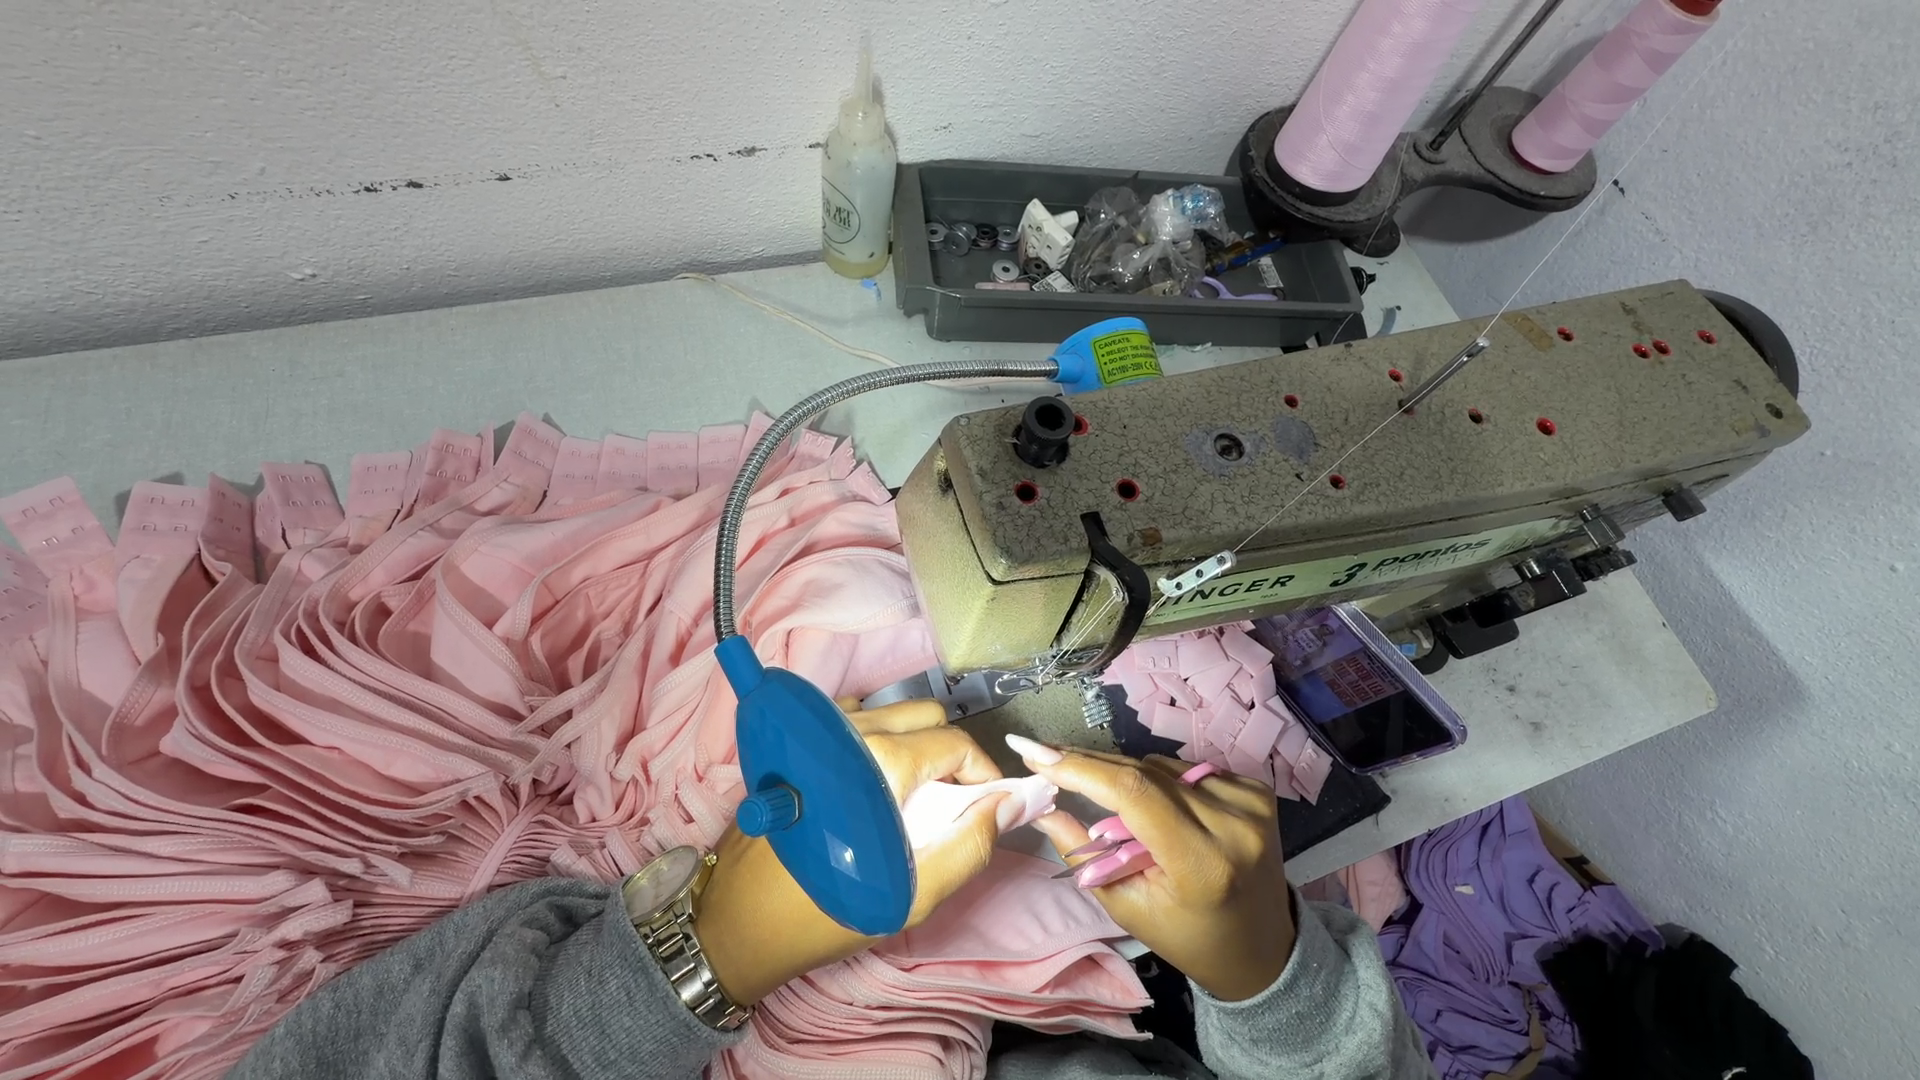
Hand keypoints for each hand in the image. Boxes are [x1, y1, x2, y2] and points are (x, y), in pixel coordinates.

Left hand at [693, 700, 1009, 1004]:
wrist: (739, 920)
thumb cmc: (826, 912)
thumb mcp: (912, 895)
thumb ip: (971, 844)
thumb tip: (1014, 802)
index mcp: (882, 763)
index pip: (957, 744)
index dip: (981, 775)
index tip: (984, 807)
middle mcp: (853, 732)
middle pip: (929, 717)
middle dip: (950, 756)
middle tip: (947, 803)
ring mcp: (823, 730)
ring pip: (894, 712)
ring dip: (915, 744)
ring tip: (908, 795)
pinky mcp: (801, 737)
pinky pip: (856, 716)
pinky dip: (876, 737)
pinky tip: (868, 780)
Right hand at [1009, 737, 1295, 1000]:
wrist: (1264, 950)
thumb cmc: (1189, 937)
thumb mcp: (1129, 907)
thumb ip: (1082, 853)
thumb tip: (1040, 805)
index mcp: (1201, 863)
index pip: (1132, 794)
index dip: (1081, 768)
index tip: (1036, 753)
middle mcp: (1232, 824)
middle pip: (1144, 772)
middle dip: (1089, 763)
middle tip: (1046, 756)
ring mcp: (1250, 803)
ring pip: (1162, 766)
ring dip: (1128, 775)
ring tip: (1113, 804)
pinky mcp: (1258, 791)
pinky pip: (1187, 770)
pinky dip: (1162, 780)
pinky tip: (1159, 807)